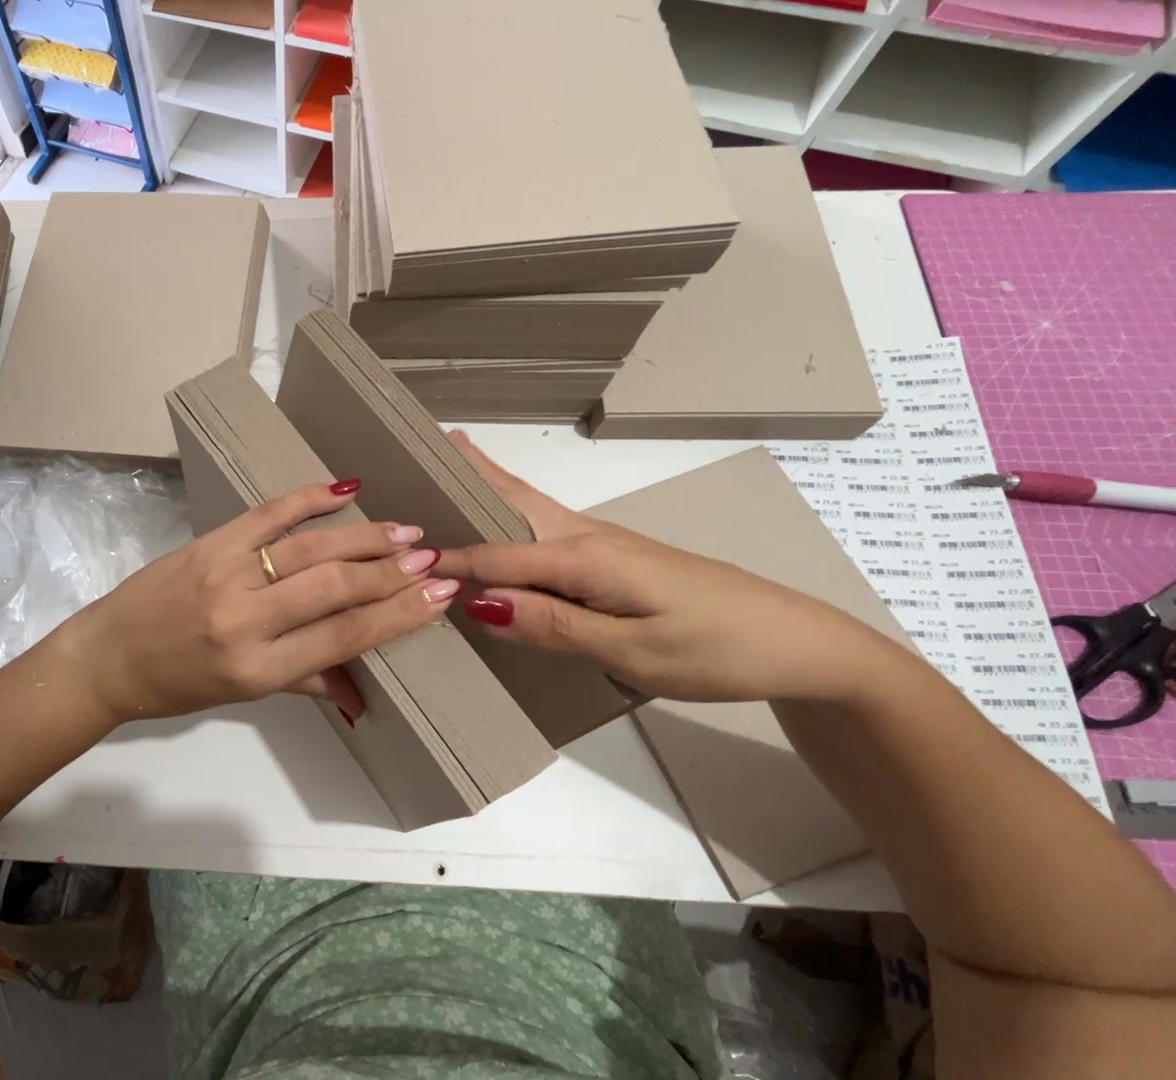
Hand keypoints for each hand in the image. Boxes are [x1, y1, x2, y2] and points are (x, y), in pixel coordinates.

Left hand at [60, 480, 460, 721]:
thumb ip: (306, 682)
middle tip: (435, 558)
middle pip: (336, 587)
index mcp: (259, 669)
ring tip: (406, 532)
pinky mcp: (208, 543)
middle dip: (392, 572)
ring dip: (365, 537)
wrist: (107, 658)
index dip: (400, 613)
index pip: (345, 637)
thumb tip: (364, 691)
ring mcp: (225, 575)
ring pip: (311, 548)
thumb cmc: (175, 686)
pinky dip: (308, 498)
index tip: (442, 594)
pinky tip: (346, 489)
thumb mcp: (243, 696)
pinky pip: (268, 514)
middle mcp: (246, 620)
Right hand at [438, 432, 907, 703]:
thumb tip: (481, 601)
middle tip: (427, 445)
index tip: (398, 562)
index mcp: (586, 559)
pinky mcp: (618, 559)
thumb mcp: (632, 650)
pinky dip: (514, 511)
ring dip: (490, 484)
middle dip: (471, 475)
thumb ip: (555, 624)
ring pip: (532, 508)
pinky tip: (509, 523)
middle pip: (516, 500)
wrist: (796, 643)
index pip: (497, 556)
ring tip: (455, 460)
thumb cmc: (715, 649)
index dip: (450, 562)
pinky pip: (547, 528)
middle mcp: (588, 539)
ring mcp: (606, 544)